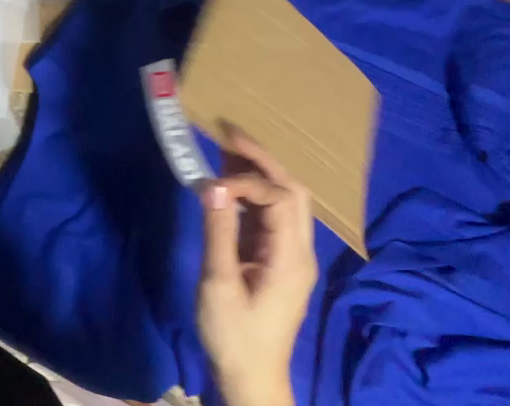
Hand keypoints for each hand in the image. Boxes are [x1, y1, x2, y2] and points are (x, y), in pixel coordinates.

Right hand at [196, 127, 317, 405]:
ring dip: (258, 172)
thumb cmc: (234, 334)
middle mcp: (298, 251)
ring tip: (225, 146)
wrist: (251, 377)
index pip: (279, 199)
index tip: (211, 186)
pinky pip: (270, 215)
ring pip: (284, 200)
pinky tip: (227, 181)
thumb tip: (212, 185)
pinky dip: (251, 192)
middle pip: (292, 191)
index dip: (246, 183)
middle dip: (262, 159)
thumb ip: (218, 232)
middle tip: (227, 131)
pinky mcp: (276, 260)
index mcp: (290, 257)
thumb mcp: (218, 284)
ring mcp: (289, 256)